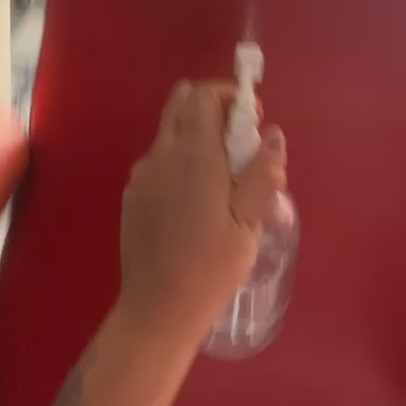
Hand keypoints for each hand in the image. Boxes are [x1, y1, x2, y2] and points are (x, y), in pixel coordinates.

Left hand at [116, 81, 287, 340]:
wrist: (157, 310)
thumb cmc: (211, 267)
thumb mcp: (250, 223)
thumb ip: (263, 173)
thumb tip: (273, 135)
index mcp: (193, 155)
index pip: (202, 95)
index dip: (229, 95)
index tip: (253, 118)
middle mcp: (161, 155)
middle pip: (181, 105)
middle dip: (212, 109)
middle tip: (239, 142)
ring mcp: (142, 175)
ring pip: (169, 134)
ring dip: (197, 137)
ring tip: (224, 180)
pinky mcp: (132, 196)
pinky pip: (160, 162)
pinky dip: (181, 162)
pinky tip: (197, 203)